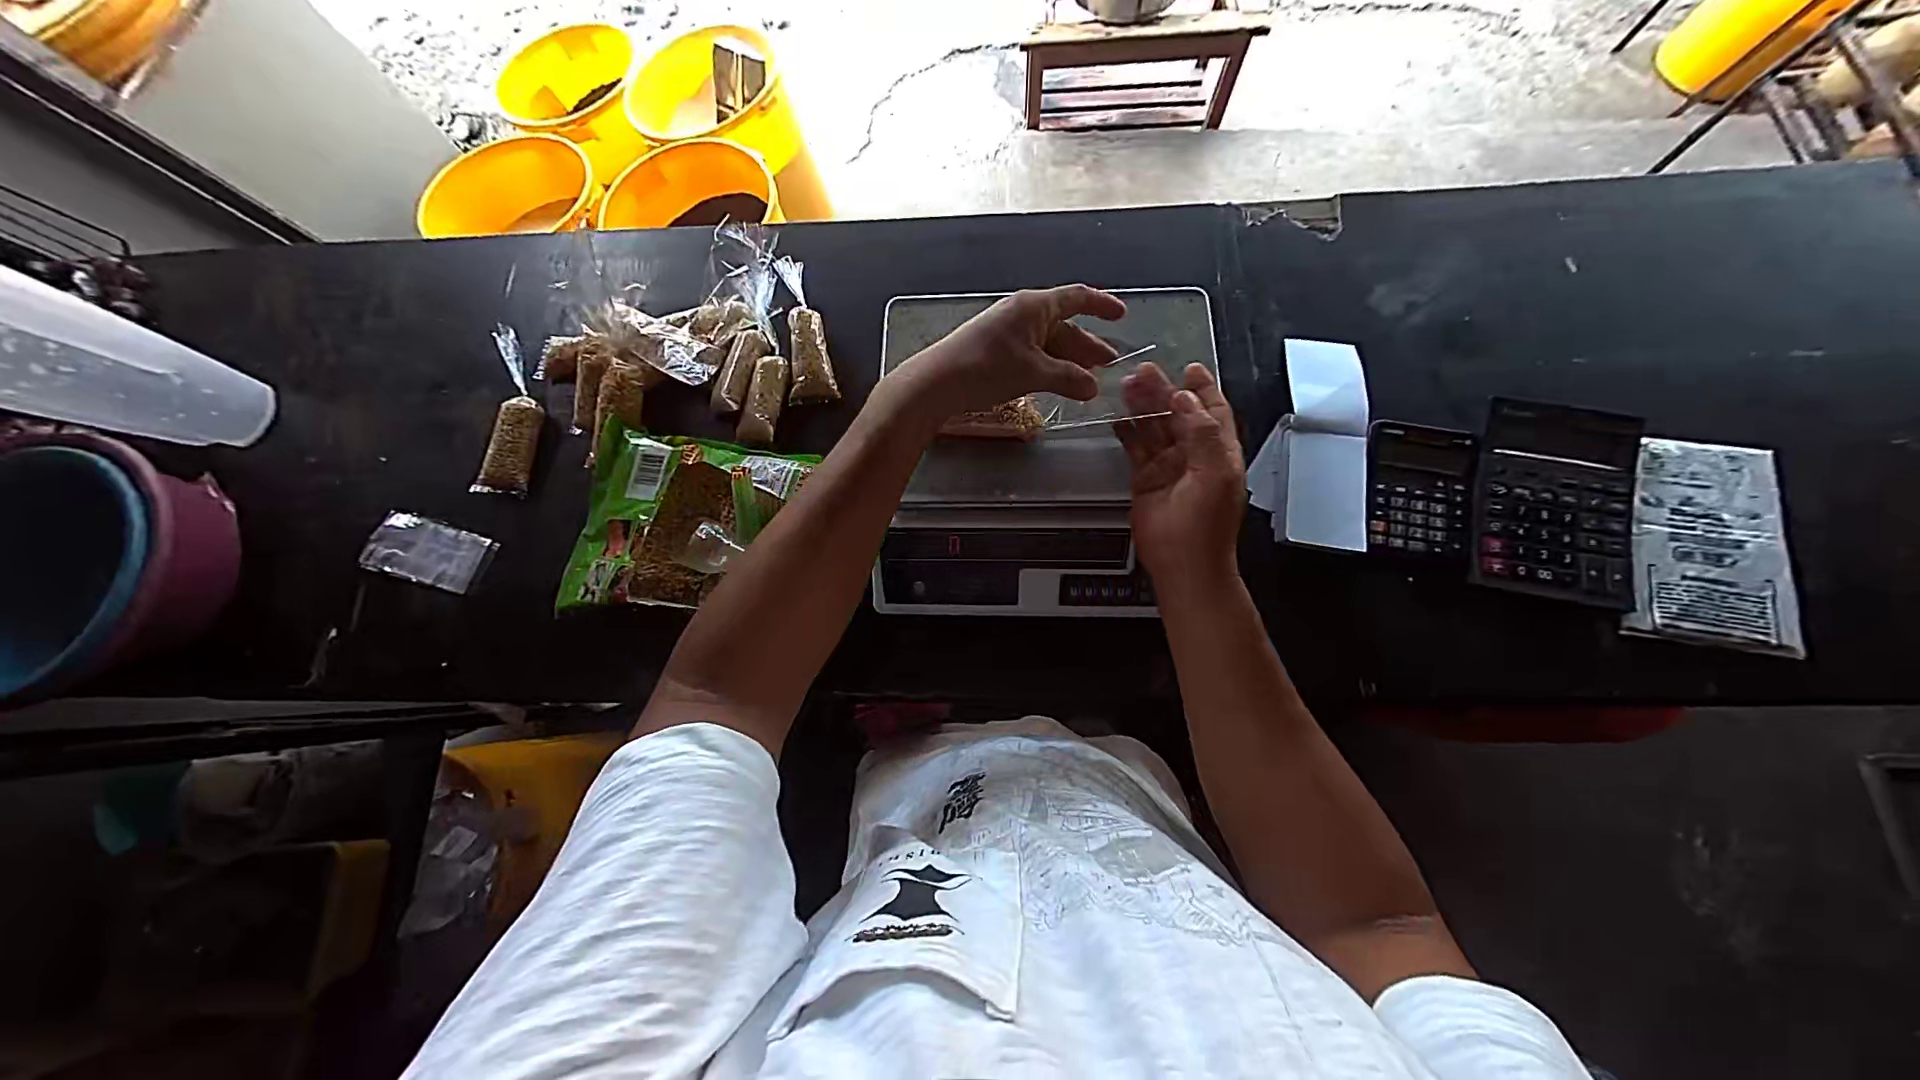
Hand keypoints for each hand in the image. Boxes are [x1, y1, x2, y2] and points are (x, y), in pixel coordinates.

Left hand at [888, 285, 1127, 421]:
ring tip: (1089, 380)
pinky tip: (1058, 384)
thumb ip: (1067, 378)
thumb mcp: (1033, 373)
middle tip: (1109, 363)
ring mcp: (1007, 333)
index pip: (1076, 298)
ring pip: (1048, 344)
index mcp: (1034, 306)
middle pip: (1063, 325)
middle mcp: (1022, 314)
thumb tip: (1093, 387)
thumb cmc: (987, 368)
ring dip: (1069, 361)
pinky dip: (1050, 368)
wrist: (936, 383)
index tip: (1121, 315)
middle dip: (1087, 344)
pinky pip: (1032, 355)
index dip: (1101, 305)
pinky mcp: (996, 352)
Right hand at [1115, 362, 1245, 588]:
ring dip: (1143, 407)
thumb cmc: (1205, 529)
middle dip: (1163, 391)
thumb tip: (1188, 400)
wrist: (1182, 565)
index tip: (1190, 368)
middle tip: (1144, 373)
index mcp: (1219, 452)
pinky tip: (1119, 417)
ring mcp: (1169, 467)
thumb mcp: (1214, 474)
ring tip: (1127, 387)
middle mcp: (1195, 455)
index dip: (1202, 388)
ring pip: (1155, 427)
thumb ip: (1202, 433)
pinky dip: (1128, 431)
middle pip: (1178, 414)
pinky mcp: (1145, 479)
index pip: (1212, 411)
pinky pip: (1136, 448)